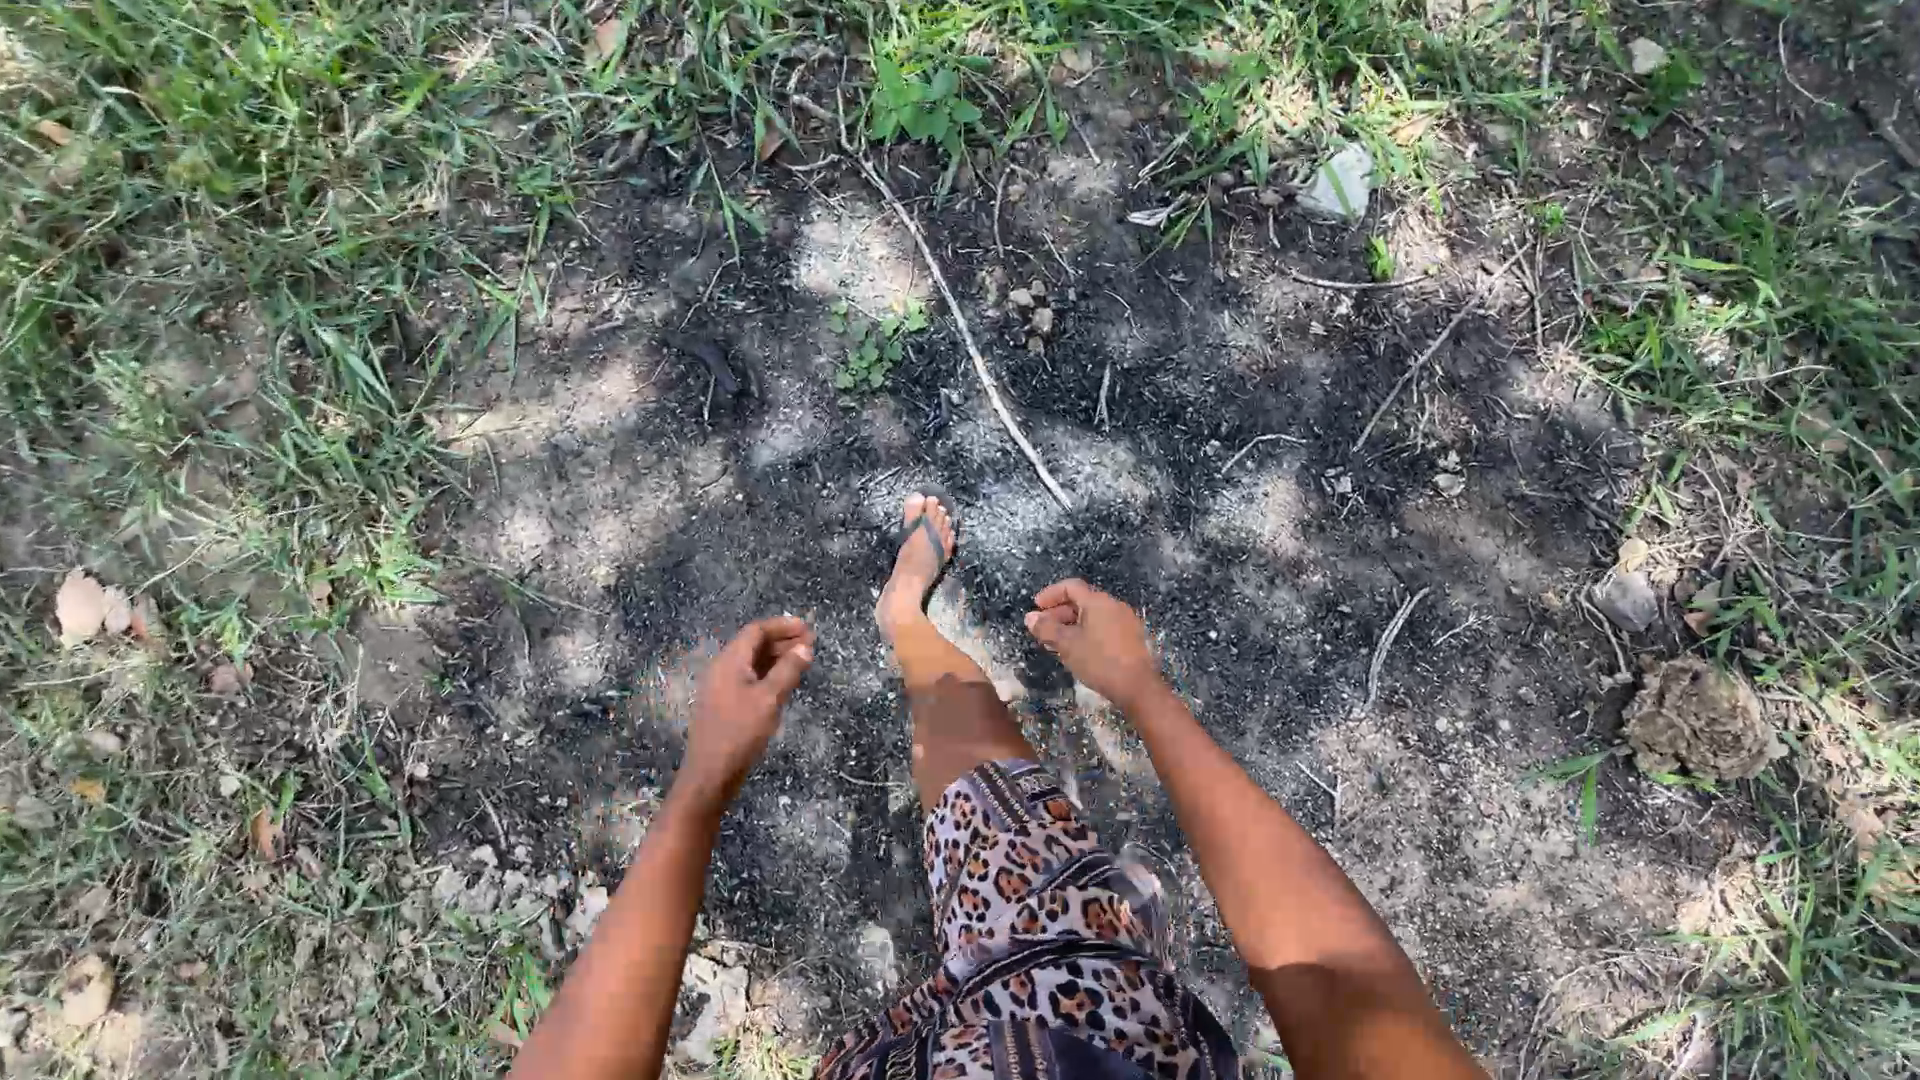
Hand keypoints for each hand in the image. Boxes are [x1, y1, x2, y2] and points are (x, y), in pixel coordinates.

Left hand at [681, 616, 814, 804]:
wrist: (711, 773)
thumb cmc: (740, 732)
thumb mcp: (769, 699)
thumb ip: (788, 670)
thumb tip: (805, 647)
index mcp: (730, 662)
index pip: (756, 631)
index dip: (782, 626)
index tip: (808, 628)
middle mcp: (723, 669)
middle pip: (753, 644)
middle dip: (782, 640)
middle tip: (810, 643)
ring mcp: (722, 687)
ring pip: (752, 662)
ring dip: (777, 657)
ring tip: (803, 660)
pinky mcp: (725, 704)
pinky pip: (749, 678)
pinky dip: (769, 673)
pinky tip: (785, 682)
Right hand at [1023, 579, 1162, 709]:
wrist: (1137, 686)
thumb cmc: (1099, 661)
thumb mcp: (1067, 645)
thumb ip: (1046, 628)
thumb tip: (1030, 617)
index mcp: (1098, 601)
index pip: (1071, 586)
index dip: (1051, 594)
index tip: (1036, 607)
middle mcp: (1113, 605)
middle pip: (1082, 600)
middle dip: (1059, 612)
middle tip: (1044, 628)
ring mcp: (1126, 620)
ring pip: (1093, 615)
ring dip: (1072, 624)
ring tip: (1058, 641)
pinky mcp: (1132, 637)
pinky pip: (1104, 626)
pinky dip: (1087, 631)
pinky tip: (1080, 649)